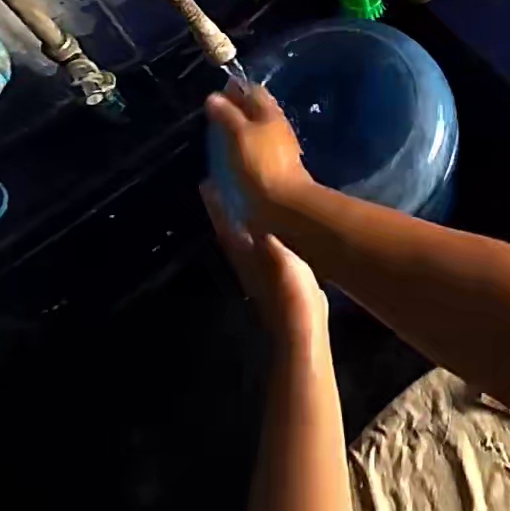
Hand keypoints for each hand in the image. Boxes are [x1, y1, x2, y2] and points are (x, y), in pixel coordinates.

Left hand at [201, 181, 326, 336]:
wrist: (302, 327)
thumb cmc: (292, 293)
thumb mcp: (284, 261)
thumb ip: (272, 242)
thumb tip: (262, 221)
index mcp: (246, 254)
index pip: (226, 223)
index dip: (216, 204)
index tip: (208, 183)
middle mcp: (247, 259)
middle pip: (230, 228)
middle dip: (224, 207)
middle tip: (220, 183)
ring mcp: (261, 268)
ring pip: (244, 235)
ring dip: (240, 216)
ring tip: (242, 195)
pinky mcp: (277, 272)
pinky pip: (262, 242)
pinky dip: (260, 228)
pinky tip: (267, 223)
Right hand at [205, 81, 312, 222]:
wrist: (283, 202)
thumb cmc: (259, 163)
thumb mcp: (239, 134)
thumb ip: (228, 114)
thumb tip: (214, 96)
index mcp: (270, 112)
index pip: (254, 90)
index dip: (236, 88)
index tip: (216, 94)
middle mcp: (277, 124)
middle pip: (256, 108)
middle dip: (236, 107)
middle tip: (212, 114)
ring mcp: (279, 144)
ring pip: (257, 127)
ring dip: (239, 126)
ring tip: (216, 133)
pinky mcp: (275, 163)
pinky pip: (257, 145)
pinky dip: (243, 144)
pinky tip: (230, 153)